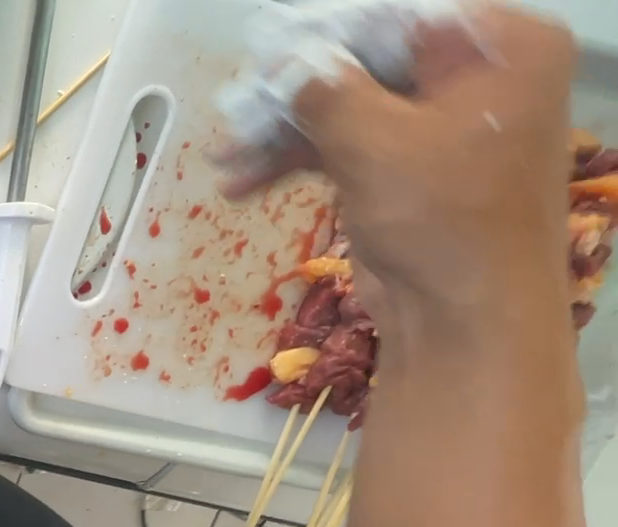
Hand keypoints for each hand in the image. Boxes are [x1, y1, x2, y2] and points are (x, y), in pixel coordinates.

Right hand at [220, 8, 577, 355]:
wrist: (458, 304)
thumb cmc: (440, 215)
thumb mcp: (377, 144)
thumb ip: (329, 94)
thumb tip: (287, 62)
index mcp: (496, 50)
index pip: (398, 19)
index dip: (327, 37)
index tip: (266, 53)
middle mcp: (470, 79)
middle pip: (363, 67)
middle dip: (292, 96)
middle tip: (233, 114)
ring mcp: (431, 129)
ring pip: (341, 113)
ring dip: (279, 137)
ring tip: (224, 161)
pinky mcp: (398, 171)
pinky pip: (338, 150)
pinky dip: (292, 165)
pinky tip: (243, 186)